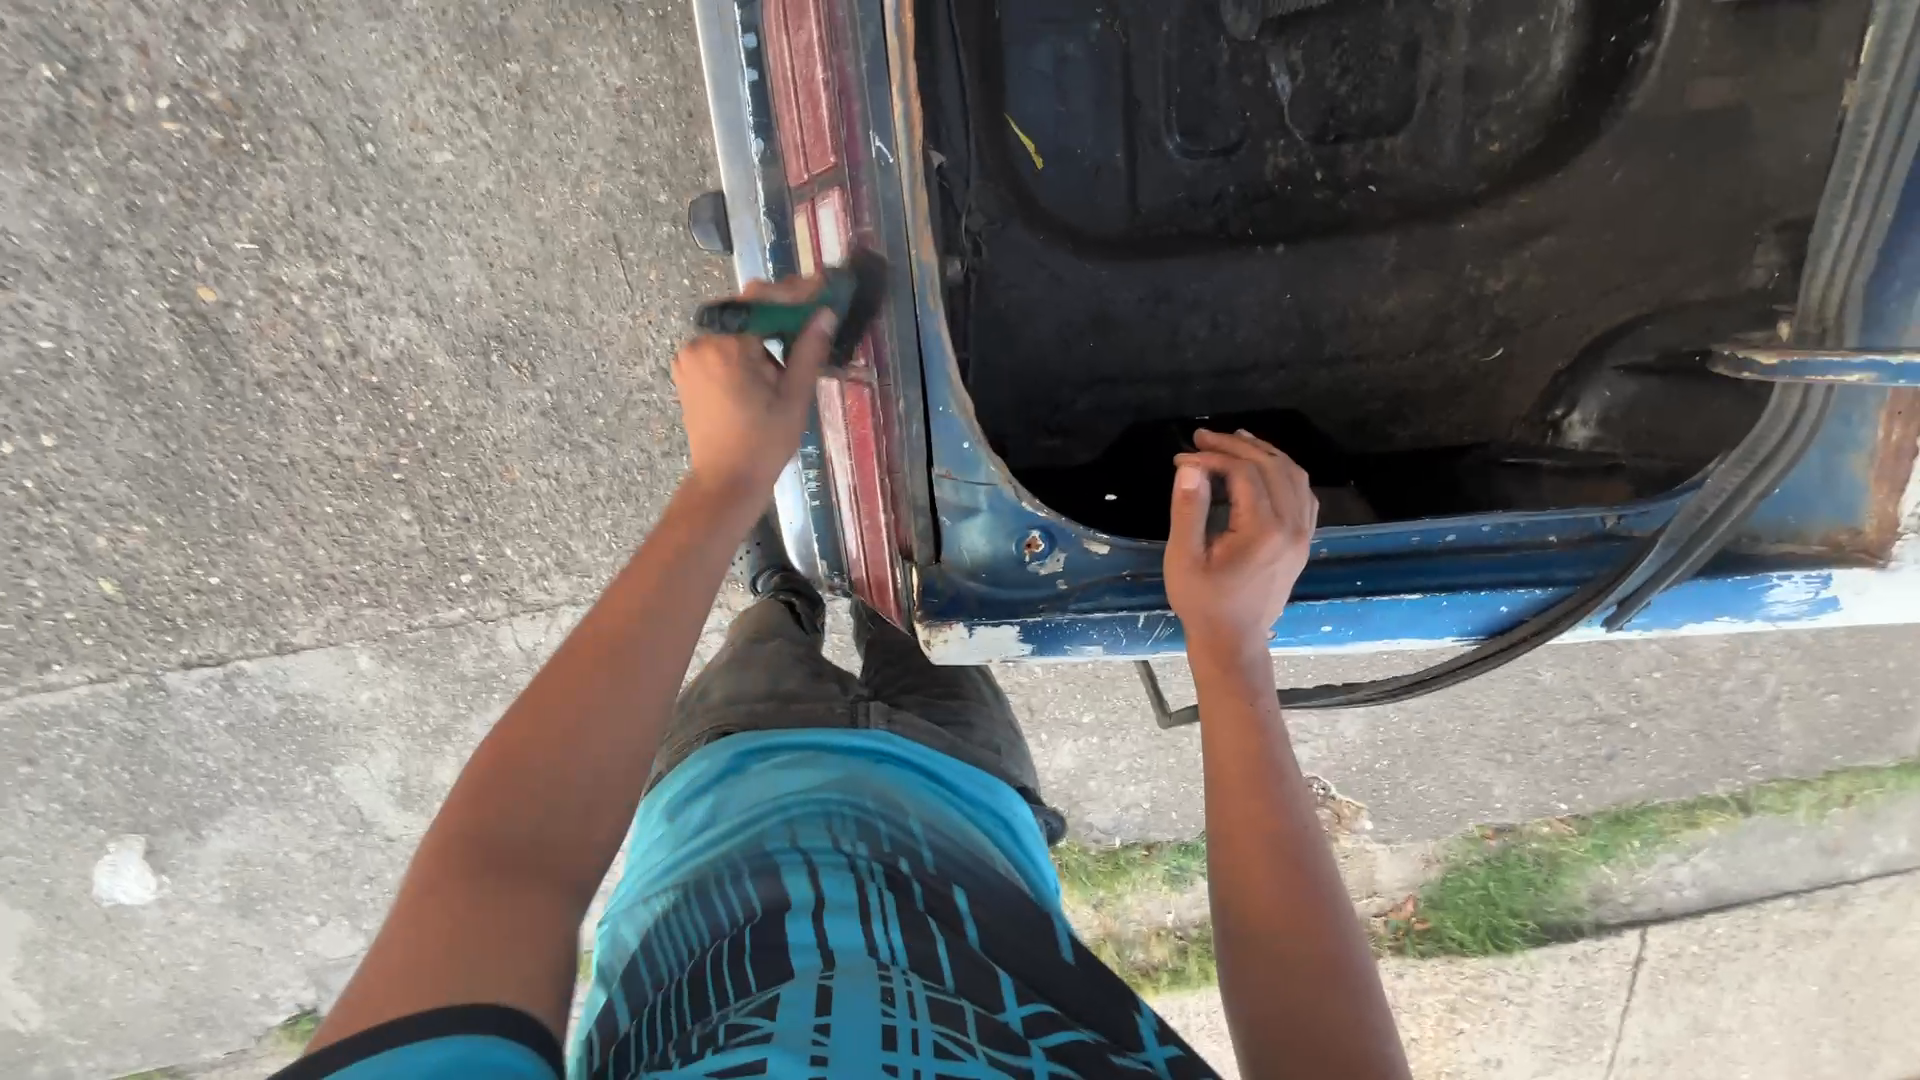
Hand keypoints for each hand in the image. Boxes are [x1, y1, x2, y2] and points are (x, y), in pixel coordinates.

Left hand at [671, 277, 835, 502]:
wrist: (726, 480)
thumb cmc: (764, 444)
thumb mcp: (795, 397)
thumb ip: (809, 350)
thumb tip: (825, 313)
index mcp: (728, 348)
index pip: (762, 300)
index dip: (794, 291)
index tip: (822, 286)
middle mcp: (701, 343)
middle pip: (746, 311)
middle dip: (780, 313)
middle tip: (813, 318)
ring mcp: (690, 357)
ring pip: (734, 328)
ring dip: (762, 333)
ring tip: (790, 354)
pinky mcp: (687, 370)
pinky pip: (721, 346)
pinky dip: (744, 348)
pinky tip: (765, 368)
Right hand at [1165, 428, 1318, 654]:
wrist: (1233, 641)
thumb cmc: (1203, 602)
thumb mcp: (1184, 558)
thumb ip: (1188, 510)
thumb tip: (1190, 467)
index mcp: (1263, 530)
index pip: (1242, 473)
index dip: (1211, 458)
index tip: (1181, 459)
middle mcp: (1292, 526)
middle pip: (1271, 466)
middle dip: (1235, 446)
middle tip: (1202, 438)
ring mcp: (1303, 534)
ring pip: (1293, 475)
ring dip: (1263, 453)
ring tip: (1233, 441)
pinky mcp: (1303, 541)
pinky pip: (1303, 493)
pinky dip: (1283, 472)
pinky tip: (1262, 468)